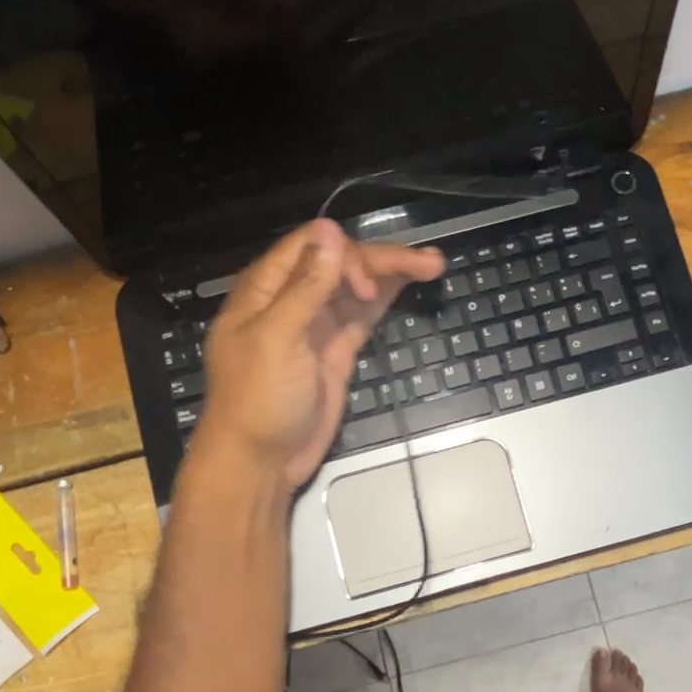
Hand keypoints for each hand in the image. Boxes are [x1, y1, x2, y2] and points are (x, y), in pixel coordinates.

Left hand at [193, 219, 444, 492]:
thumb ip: (306, 286)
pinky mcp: (335, 351)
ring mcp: (316, 326)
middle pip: (340, 263)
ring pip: (355, 287)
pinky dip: (385, 299)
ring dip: (391, 274)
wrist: (260, 460)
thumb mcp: (278, 338)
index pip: (311, 245)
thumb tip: (330, 231)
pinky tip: (409, 285)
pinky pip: (362, 315)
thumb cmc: (258, 399)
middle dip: (381, 259)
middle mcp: (291, 299)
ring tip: (433, 265)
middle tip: (429, 263)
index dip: (345, 253)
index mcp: (265, 288)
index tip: (368, 284)